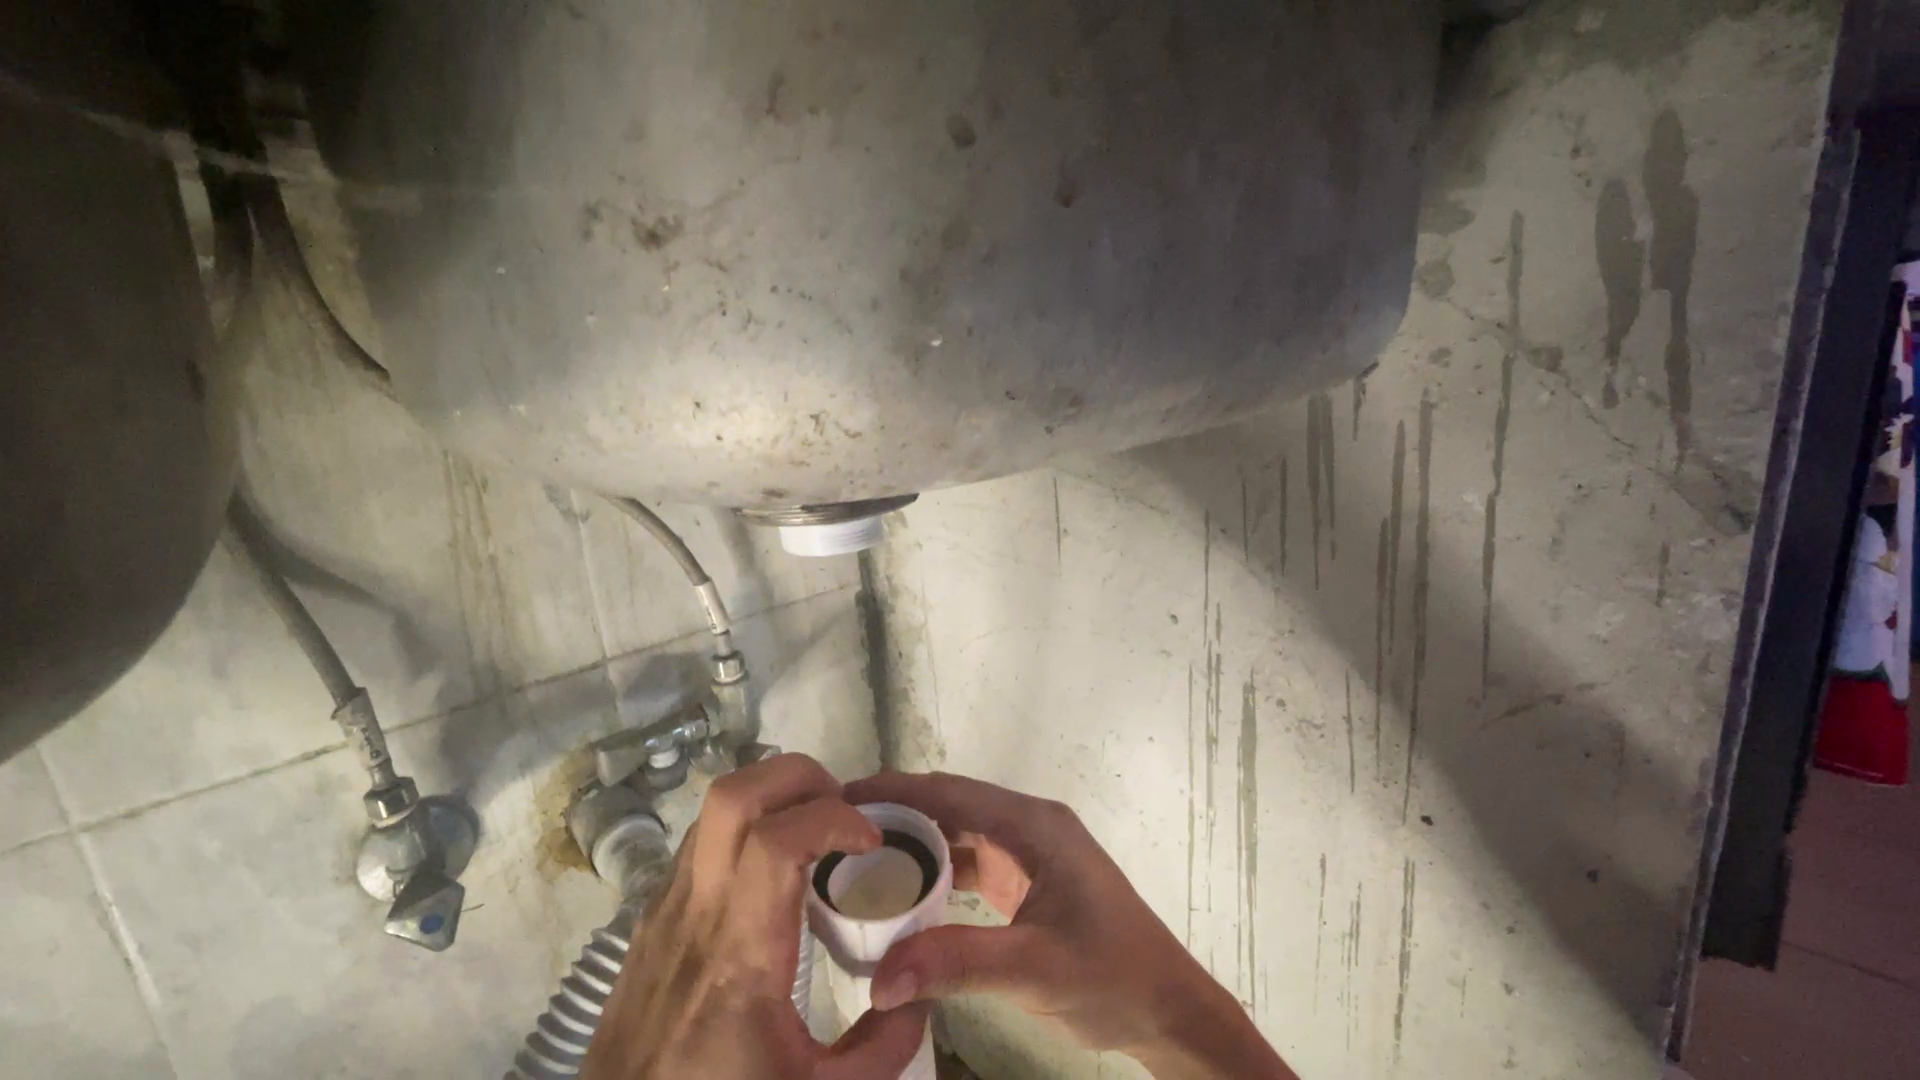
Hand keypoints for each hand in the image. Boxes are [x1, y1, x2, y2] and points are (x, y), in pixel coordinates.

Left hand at [585, 755, 929, 1079]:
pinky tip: (774, 868)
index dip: (833, 818)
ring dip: (772, 796)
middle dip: (800, 778)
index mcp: (741, 953)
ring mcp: (666, 905)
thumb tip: (917, 991)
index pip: (776, 842)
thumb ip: (881, 1046)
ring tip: (815, 830)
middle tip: (843, 810)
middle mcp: (697, 911)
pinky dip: (746, 824)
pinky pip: (701, 838)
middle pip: (734, 796)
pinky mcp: (653, 912)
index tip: (871, 841)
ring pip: (712, 809)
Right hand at [845, 772, 1296, 1079]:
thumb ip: (956, 964)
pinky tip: (902, 896)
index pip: (950, 793)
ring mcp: (1027, 853)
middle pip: (949, 806)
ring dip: (913, 845)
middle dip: (896, 815)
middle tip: (836, 835)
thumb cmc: (1111, 976)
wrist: (1168, 1008)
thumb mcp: (1034, 969)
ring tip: (857, 862)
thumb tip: (877, 978)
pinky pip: (968, 863)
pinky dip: (934, 873)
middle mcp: (1028, 826)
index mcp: (1033, 825)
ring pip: (956, 834)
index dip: (894, 790)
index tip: (839, 797)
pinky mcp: (1025, 881)